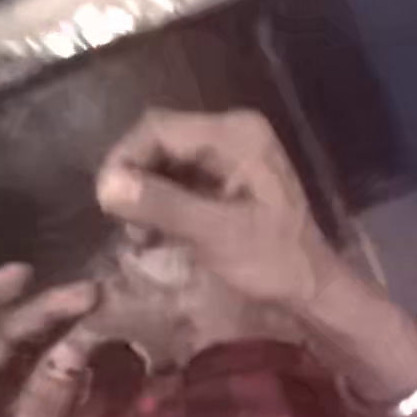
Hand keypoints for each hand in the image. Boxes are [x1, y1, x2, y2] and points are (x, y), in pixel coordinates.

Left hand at [0, 265, 98, 416]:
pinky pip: (26, 378)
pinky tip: (80, 342)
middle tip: (85, 293)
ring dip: (49, 332)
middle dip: (34, 316)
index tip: (22, 276)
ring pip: (10, 356)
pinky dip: (53, 360)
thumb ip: (51, 402)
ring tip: (92, 306)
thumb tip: (79, 344)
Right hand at [96, 109, 345, 309]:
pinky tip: (151, 235)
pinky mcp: (225, 181)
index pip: (160, 128)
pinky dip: (162, 206)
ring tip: (137, 237)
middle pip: (162, 143)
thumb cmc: (272, 261)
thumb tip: (105, 187)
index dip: (125, 159)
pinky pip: (181, 182)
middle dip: (135, 181)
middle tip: (121, 223)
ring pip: (167, 164)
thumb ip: (163, 207)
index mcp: (236, 135)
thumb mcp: (216, 234)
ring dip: (145, 197)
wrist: (311, 288)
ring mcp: (230, 157)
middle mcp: (232, 135)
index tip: (105, 201)